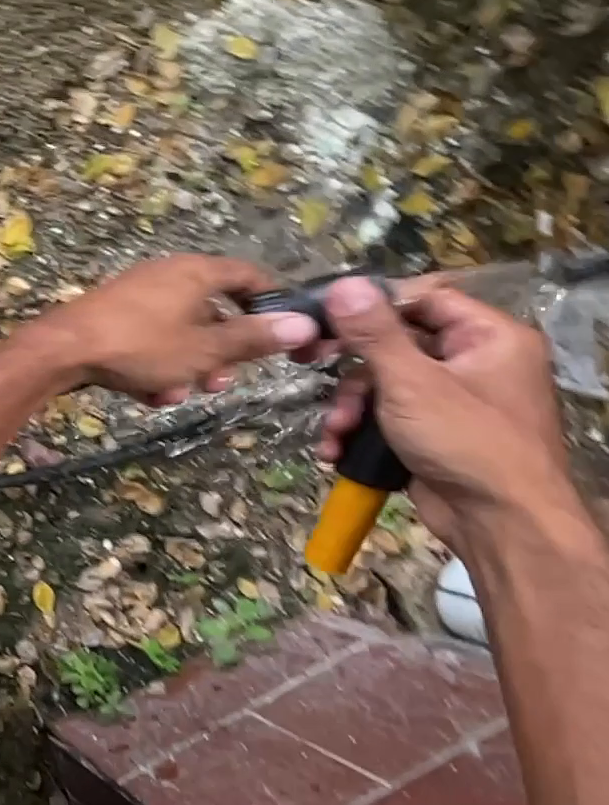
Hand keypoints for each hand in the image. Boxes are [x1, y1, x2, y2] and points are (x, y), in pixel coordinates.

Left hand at [31, 255, 319, 404]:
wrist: (58, 351)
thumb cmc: (140, 345)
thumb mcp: (205, 348)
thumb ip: (253, 338)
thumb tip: (303, 325)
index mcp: (195, 271)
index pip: (250, 277)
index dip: (274, 305)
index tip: (288, 336)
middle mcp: (164, 276)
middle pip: (212, 313)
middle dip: (219, 354)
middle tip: (218, 382)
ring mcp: (132, 297)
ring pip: (177, 335)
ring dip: (184, 368)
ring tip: (173, 394)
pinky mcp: (107, 320)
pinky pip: (145, 342)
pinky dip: (152, 367)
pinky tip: (145, 395)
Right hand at [320, 277, 569, 550]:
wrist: (498, 520)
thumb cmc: (466, 441)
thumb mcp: (411, 382)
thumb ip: (374, 333)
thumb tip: (344, 284)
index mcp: (489, 338)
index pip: (423, 299)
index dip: (372, 305)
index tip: (324, 318)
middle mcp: (474, 361)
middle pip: (393, 342)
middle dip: (349, 368)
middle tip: (306, 361)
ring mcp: (451, 397)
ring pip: (380, 381)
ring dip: (347, 407)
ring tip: (338, 432)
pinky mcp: (430, 428)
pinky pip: (383, 412)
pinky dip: (357, 428)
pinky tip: (340, 448)